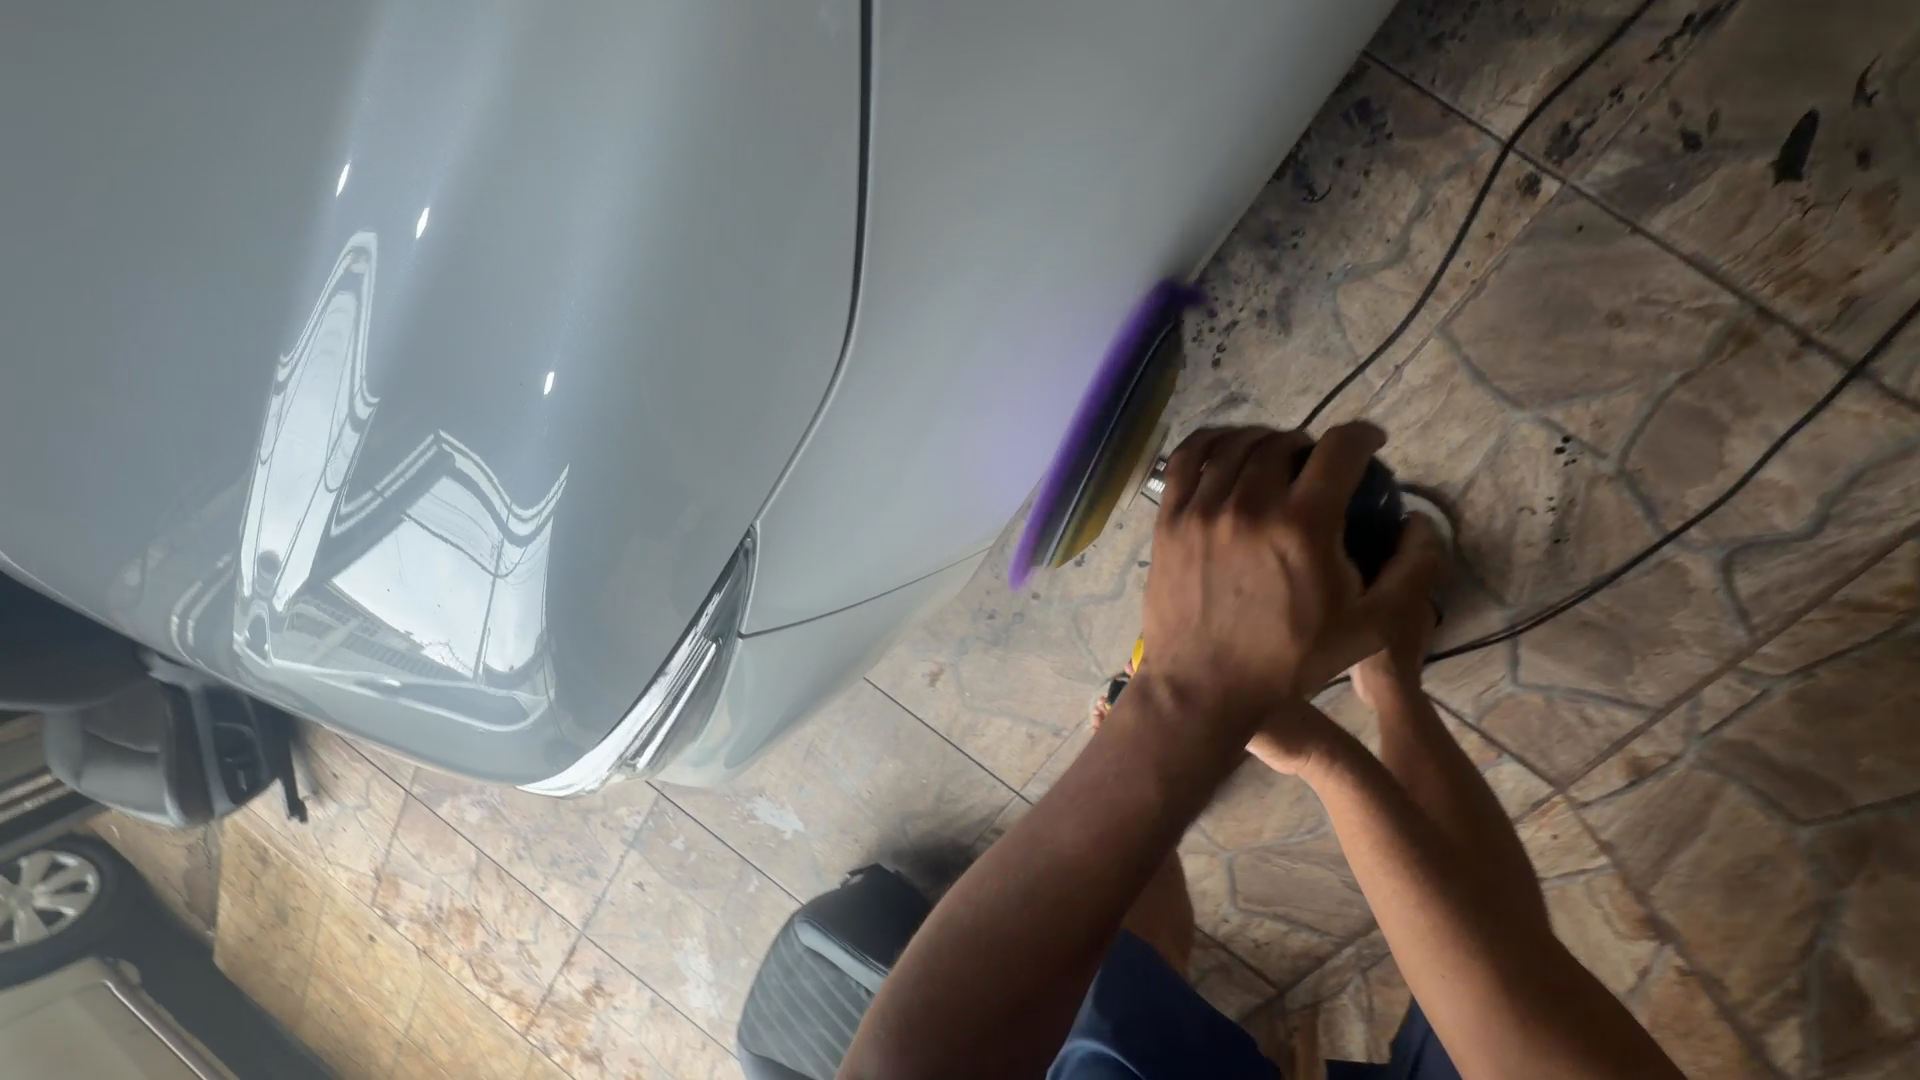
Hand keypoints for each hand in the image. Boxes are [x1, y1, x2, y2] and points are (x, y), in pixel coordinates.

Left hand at [1137, 422, 1436, 746]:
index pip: (1339, 448)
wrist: (1204, 684)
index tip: (1370, 444)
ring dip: (1265, 440)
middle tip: (1318, 466)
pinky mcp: (1169, 519)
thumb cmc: (1290, 660)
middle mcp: (1249, 504)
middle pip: (1284, 443)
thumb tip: (1420, 521)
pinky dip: (1210, 440)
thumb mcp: (1373, 628)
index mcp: (1302, 525)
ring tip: (1277, 457)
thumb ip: (1413, 571)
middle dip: (1311, 445)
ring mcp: (1202, 509)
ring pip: (1236, 446)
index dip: (1363, 436)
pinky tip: (1226, 446)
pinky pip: (1186, 458)